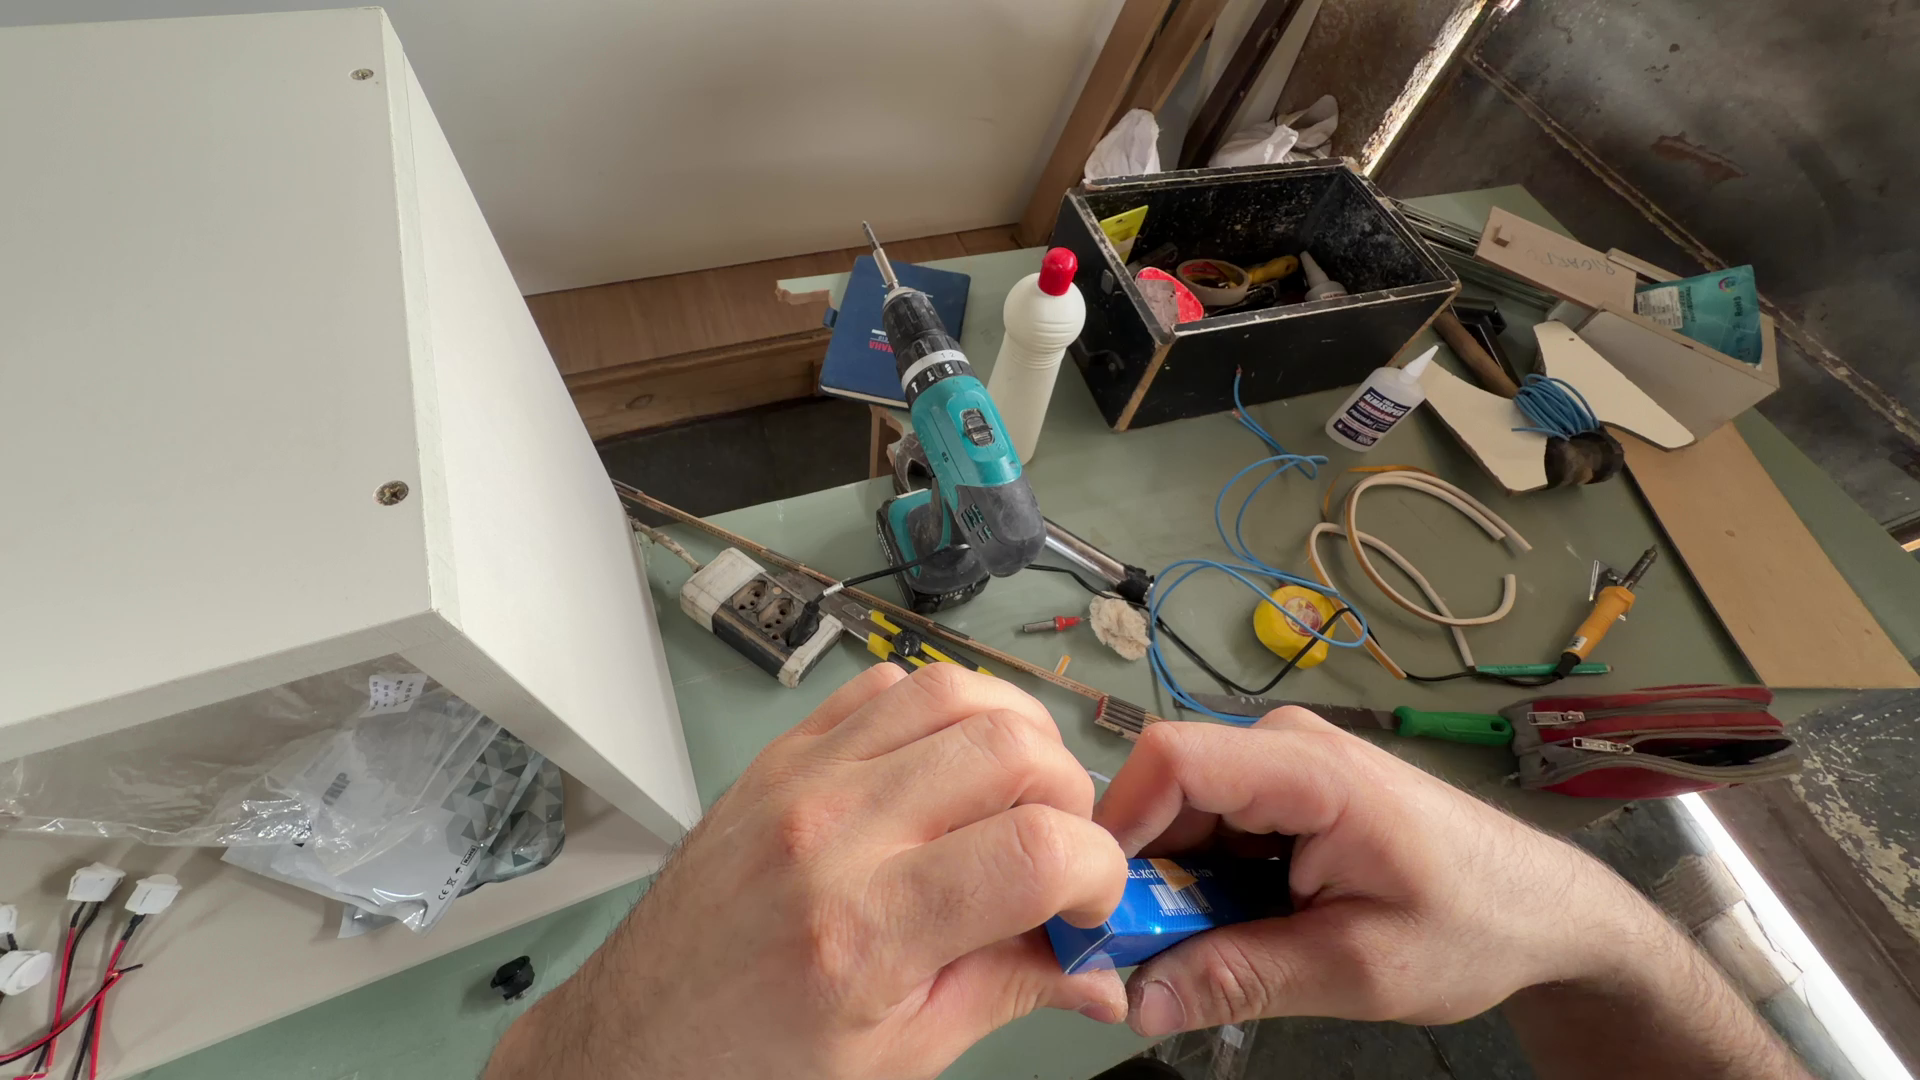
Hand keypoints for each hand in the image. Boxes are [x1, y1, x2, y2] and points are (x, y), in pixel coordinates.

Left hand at [486, 663, 1128, 1079]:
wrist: (638, 1032)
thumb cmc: (759, 1062)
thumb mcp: (900, 1053)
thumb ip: (1012, 991)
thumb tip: (1103, 970)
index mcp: (866, 929)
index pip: (1032, 851)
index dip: (1096, 870)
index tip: (1090, 897)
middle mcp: (836, 827)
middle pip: (1006, 747)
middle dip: (1068, 792)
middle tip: (1059, 842)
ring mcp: (806, 772)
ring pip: (952, 691)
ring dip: (1015, 731)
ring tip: (1017, 787)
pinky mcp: (788, 748)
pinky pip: (888, 683)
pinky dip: (943, 705)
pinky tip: (947, 756)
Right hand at [1093, 708, 1658, 1035]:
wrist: (1546, 905)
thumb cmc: (1474, 928)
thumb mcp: (1359, 969)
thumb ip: (1243, 978)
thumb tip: (1137, 1002)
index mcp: (1307, 768)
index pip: (1175, 758)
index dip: (1120, 818)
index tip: (1099, 901)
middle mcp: (1280, 740)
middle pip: (1171, 788)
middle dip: (1145, 867)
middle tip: (1141, 948)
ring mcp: (1280, 756)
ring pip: (1185, 807)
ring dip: (1176, 876)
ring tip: (1199, 942)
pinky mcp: (1282, 780)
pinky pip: (1213, 818)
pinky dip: (1204, 872)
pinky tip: (1233, 915)